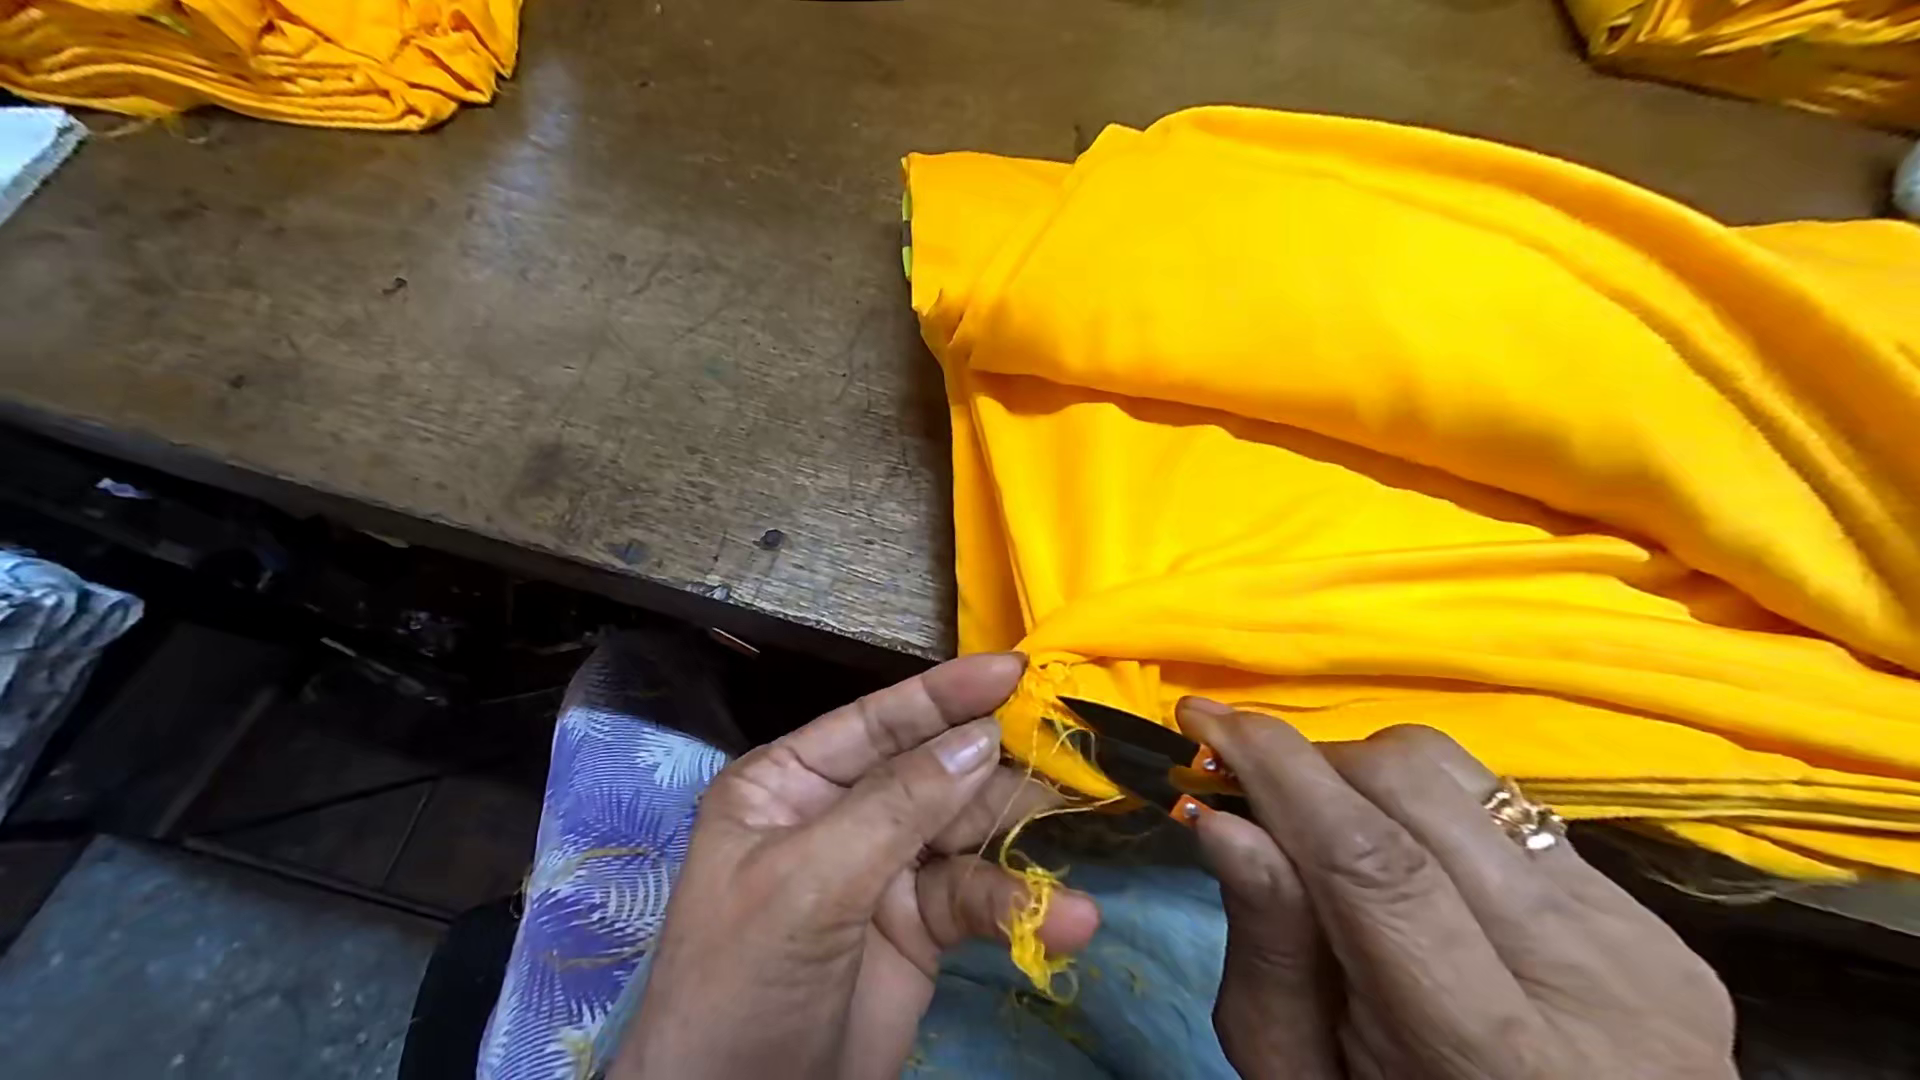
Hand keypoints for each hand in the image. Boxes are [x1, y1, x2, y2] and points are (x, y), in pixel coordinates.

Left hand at [612, 653, 1098, 1079]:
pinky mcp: (920, 925)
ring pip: (963, 829)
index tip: (1014, 669)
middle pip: (931, 768)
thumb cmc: (746, 980)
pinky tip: (1066, 921)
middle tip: (1063, 740)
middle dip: (993, 759)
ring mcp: (884, 866)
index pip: (878, 722)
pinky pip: (975, 898)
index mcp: (794, 781)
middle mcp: (842, 811)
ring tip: (1077, 814)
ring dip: (1018, 832)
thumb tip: (979, 738)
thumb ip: (898, 804)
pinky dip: (1018, 905)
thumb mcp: (811, 881)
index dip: (946, 693)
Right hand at [1176, 700, 1735, 1079]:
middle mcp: (1589, 982)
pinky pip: (1494, 797)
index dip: (1276, 769)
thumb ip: (1264, 945)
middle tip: (1248, 789)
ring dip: (1352, 770)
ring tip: (1320, 820)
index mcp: (1495, 1058)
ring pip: (1450, 770)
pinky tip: (1398, 849)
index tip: (1200, 717)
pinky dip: (1411, 796)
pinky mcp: (1644, 917)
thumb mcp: (1293, 1071)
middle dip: (1302, 762)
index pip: (1369, 860)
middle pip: (1408, 787)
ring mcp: (1631, 941)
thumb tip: (1220, 818)